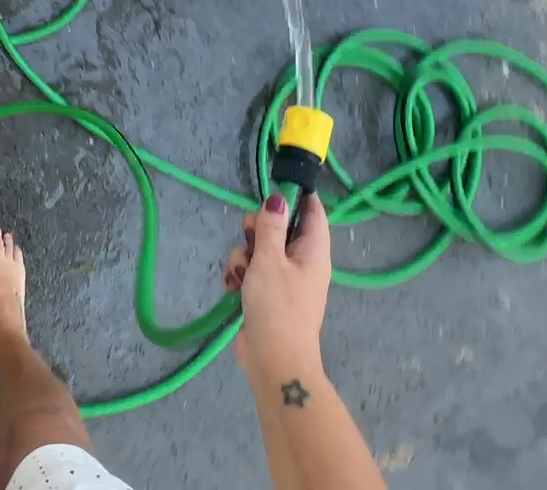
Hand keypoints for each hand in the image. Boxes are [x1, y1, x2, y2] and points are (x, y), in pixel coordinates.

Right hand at [224, 190, 331, 379]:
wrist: (274, 360)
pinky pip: (250, 270)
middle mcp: (301, 262)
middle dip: (256, 229)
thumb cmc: (278, 306)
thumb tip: (279, 198)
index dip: (297, 196)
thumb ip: (270, 227)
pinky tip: (232, 287)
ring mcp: (283, 279)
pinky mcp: (265, 293)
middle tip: (249, 237)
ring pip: (258, 249)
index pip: (313, 212)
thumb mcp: (269, 260)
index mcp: (313, 252)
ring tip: (240, 274)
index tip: (274, 186)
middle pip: (278, 228)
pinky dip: (239, 275)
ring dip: (242, 256)